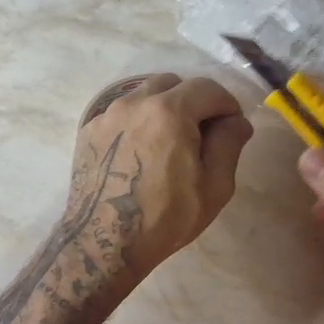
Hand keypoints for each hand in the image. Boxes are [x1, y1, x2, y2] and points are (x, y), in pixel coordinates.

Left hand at [71, 73, 252, 283]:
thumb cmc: (167, 216)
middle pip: (172, 84)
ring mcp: (106, 115)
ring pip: (142, 95)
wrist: (105, 240)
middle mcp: (133, 103)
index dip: (226, 105)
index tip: (231, 128)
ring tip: (170, 142)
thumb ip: (229, 143)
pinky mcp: (88, 130)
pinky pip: (120, 113)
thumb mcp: (215, 185)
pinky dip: (137, 121)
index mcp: (168, 111)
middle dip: (193, 101)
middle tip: (202, 134)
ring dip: (163, 108)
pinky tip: (140, 152)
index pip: (207, 88)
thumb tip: (236, 120)